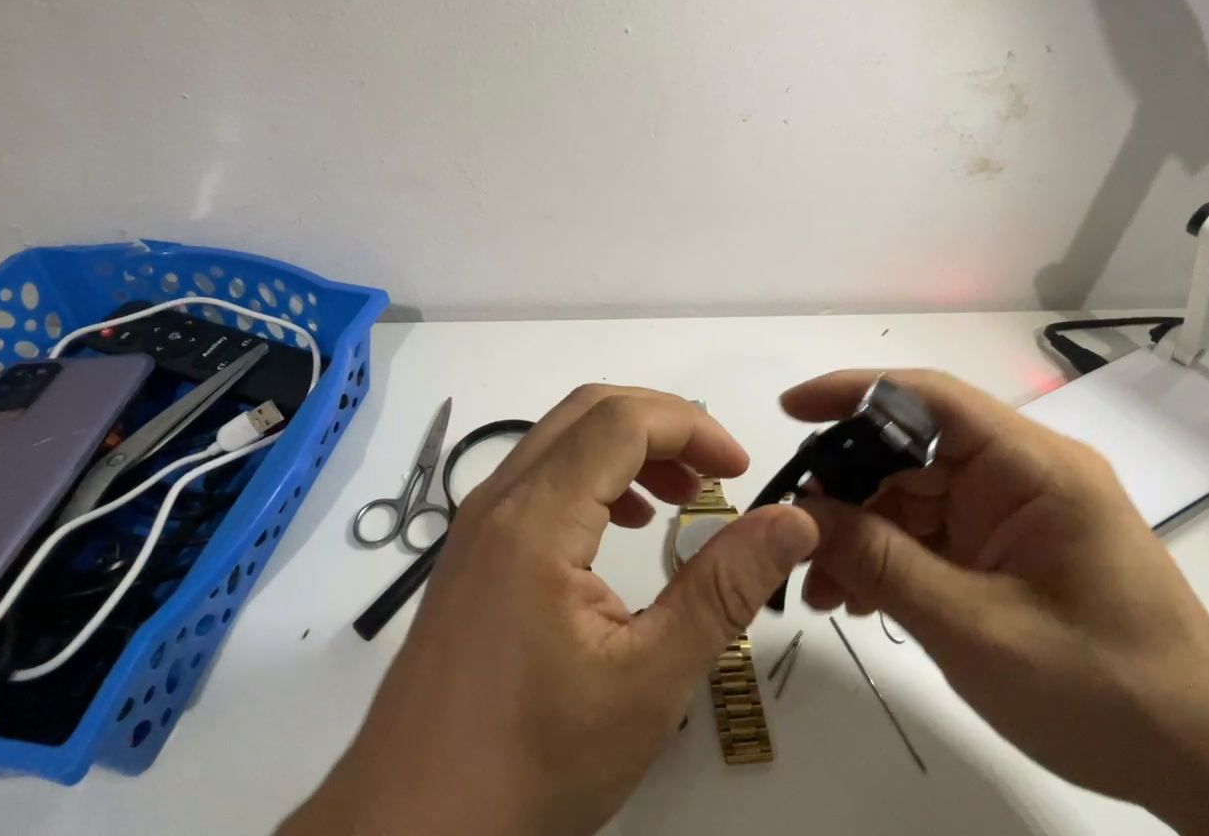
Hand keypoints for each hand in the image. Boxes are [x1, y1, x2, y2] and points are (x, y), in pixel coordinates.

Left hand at [280, 386, 818, 835]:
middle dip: (662, 426)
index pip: (620, 420)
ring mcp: (475, 528)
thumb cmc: (535, 758)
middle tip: (716, 476)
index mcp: (535, 519)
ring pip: (558, 444)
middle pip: (586, 413)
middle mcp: (496, 503)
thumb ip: (723, 588)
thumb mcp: (648, 678)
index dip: (691, 426)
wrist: (414, 822)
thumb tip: (795, 521)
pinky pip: (536, 483)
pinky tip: (620, 529)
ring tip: (678, 500)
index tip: (741, 471)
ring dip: (626, 451)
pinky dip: (590, 481)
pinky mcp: (470, 555)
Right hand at [784, 370, 1208, 834]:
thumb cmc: (1104, 692)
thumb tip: (802, 512)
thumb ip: (881, 563)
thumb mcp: (974, 629)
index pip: (930, 399)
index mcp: (1035, 468)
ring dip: (863, 537)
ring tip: (822, 593)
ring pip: (914, 498)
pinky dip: (892, 562)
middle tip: (796, 541)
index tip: (787, 411)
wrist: (1206, 766)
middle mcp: (1026, 475)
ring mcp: (1019, 513)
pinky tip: (859, 601)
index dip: (852, 393)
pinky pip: (934, 536)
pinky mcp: (1012, 550)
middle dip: (847, 493)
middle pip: (911, 454)